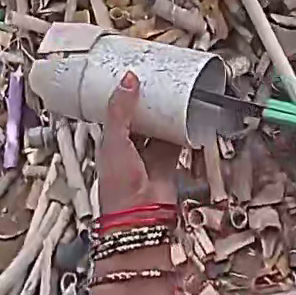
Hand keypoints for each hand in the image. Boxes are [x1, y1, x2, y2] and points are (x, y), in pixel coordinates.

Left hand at [95, 72, 177, 213]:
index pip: (117, 112)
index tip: (134, 78)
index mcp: (110, 142)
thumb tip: (126, 81)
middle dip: (147, 104)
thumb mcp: (114, 141)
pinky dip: (181, 131)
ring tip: (172, 96)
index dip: (124, 96)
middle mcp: (129, 147)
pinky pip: (175, 141)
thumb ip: (120, 111)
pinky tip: (185, 119)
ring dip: (164, 115)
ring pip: (158, 128)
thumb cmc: (117, 188)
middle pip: (140, 119)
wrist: (139, 216)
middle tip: (157, 84)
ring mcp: (148, 155)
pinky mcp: (166, 161)